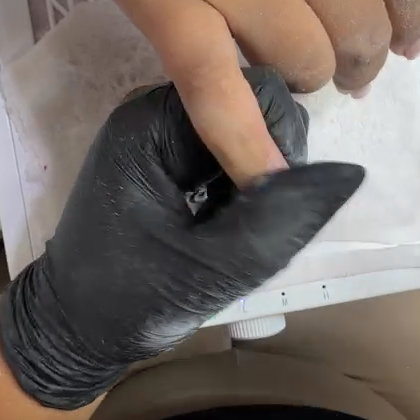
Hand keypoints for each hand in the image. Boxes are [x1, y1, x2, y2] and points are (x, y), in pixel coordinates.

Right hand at [0, 0, 419, 183]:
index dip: (409, 17)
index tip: (400, 40)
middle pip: (359, 27)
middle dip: (360, 60)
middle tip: (344, 72)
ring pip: (305, 63)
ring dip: (309, 81)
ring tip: (295, 82)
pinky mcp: (171, 12)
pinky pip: (222, 98)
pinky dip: (249, 149)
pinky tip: (269, 181)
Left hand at [0, 68, 363, 409]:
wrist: (72, 327)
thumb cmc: (130, 299)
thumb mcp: (213, 266)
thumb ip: (278, 217)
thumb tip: (347, 173)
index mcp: (152, 123)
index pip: (254, 92)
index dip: (282, 144)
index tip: (269, 203)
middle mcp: (152, 111)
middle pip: (249, 103)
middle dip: (266, 161)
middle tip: (248, 220)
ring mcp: (154, 131)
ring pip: (240, 127)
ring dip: (251, 176)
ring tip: (227, 224)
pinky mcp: (159, 154)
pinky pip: (219, 148)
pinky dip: (232, 184)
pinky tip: (217, 219)